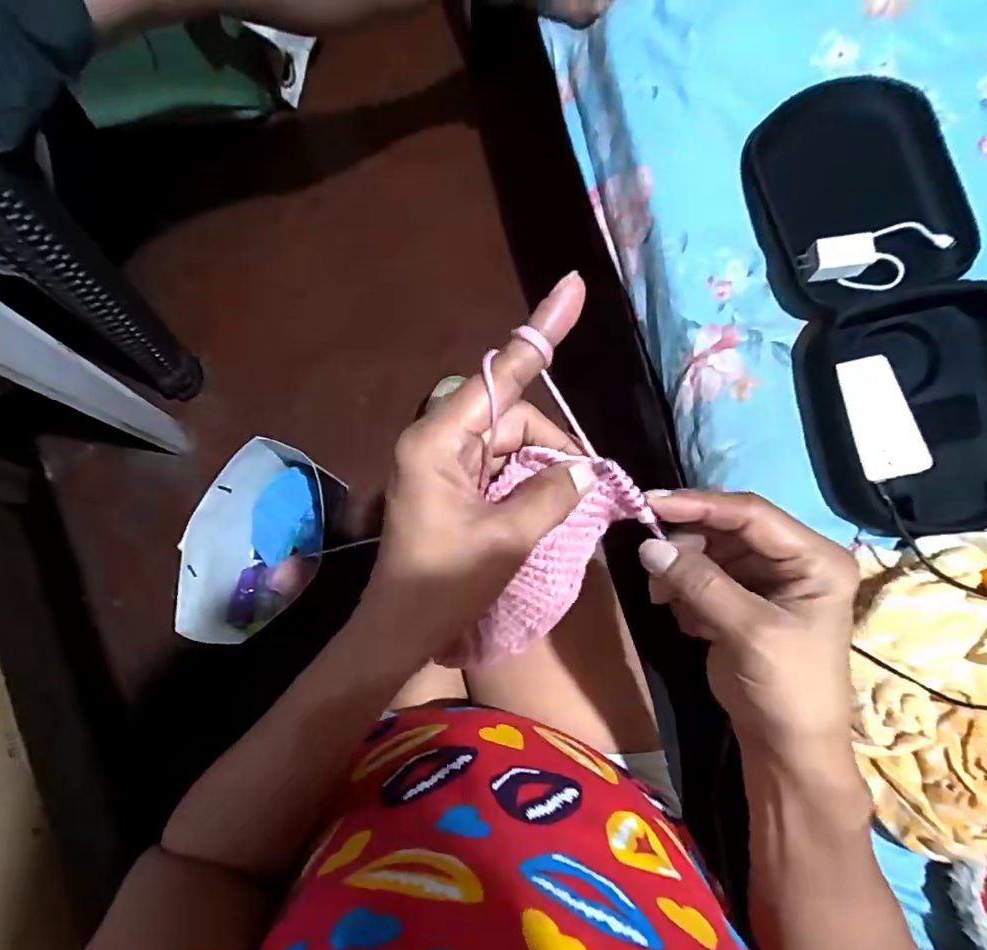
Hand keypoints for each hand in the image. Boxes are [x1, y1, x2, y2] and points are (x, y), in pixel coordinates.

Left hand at [360, 273, 594, 654]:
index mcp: (438, 441)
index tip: (572, 285)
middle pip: (509, 415)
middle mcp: (434, 441)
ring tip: (563, 503)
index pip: (499, 376)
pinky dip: (523, 480)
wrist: (400, 628)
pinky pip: (495, 466)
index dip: (540, 333)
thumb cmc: (445, 584)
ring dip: (539, 466)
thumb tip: (586, 469)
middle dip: (550, 444)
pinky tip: (543, 502)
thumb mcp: (508, 538)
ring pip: (506, 443)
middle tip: (585, 484)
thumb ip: (552, 492)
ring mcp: (438, 463)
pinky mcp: (445, 486)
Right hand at [636, 492, 859, 756]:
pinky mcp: (740, 598)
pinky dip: (683, 590)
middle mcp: (792, 559)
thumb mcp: (747, 630)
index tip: (648, 502)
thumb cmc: (786, 685)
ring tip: (664, 600)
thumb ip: (699, 583)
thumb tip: (648, 545)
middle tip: (650, 563)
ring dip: (680, 570)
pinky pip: (701, 575)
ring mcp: (765, 579)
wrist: (786, 743)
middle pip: (725, 528)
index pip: (750, 513)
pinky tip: (686, 619)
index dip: (698, 504)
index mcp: (814, 558)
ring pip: (707, 551)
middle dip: (685, 543)